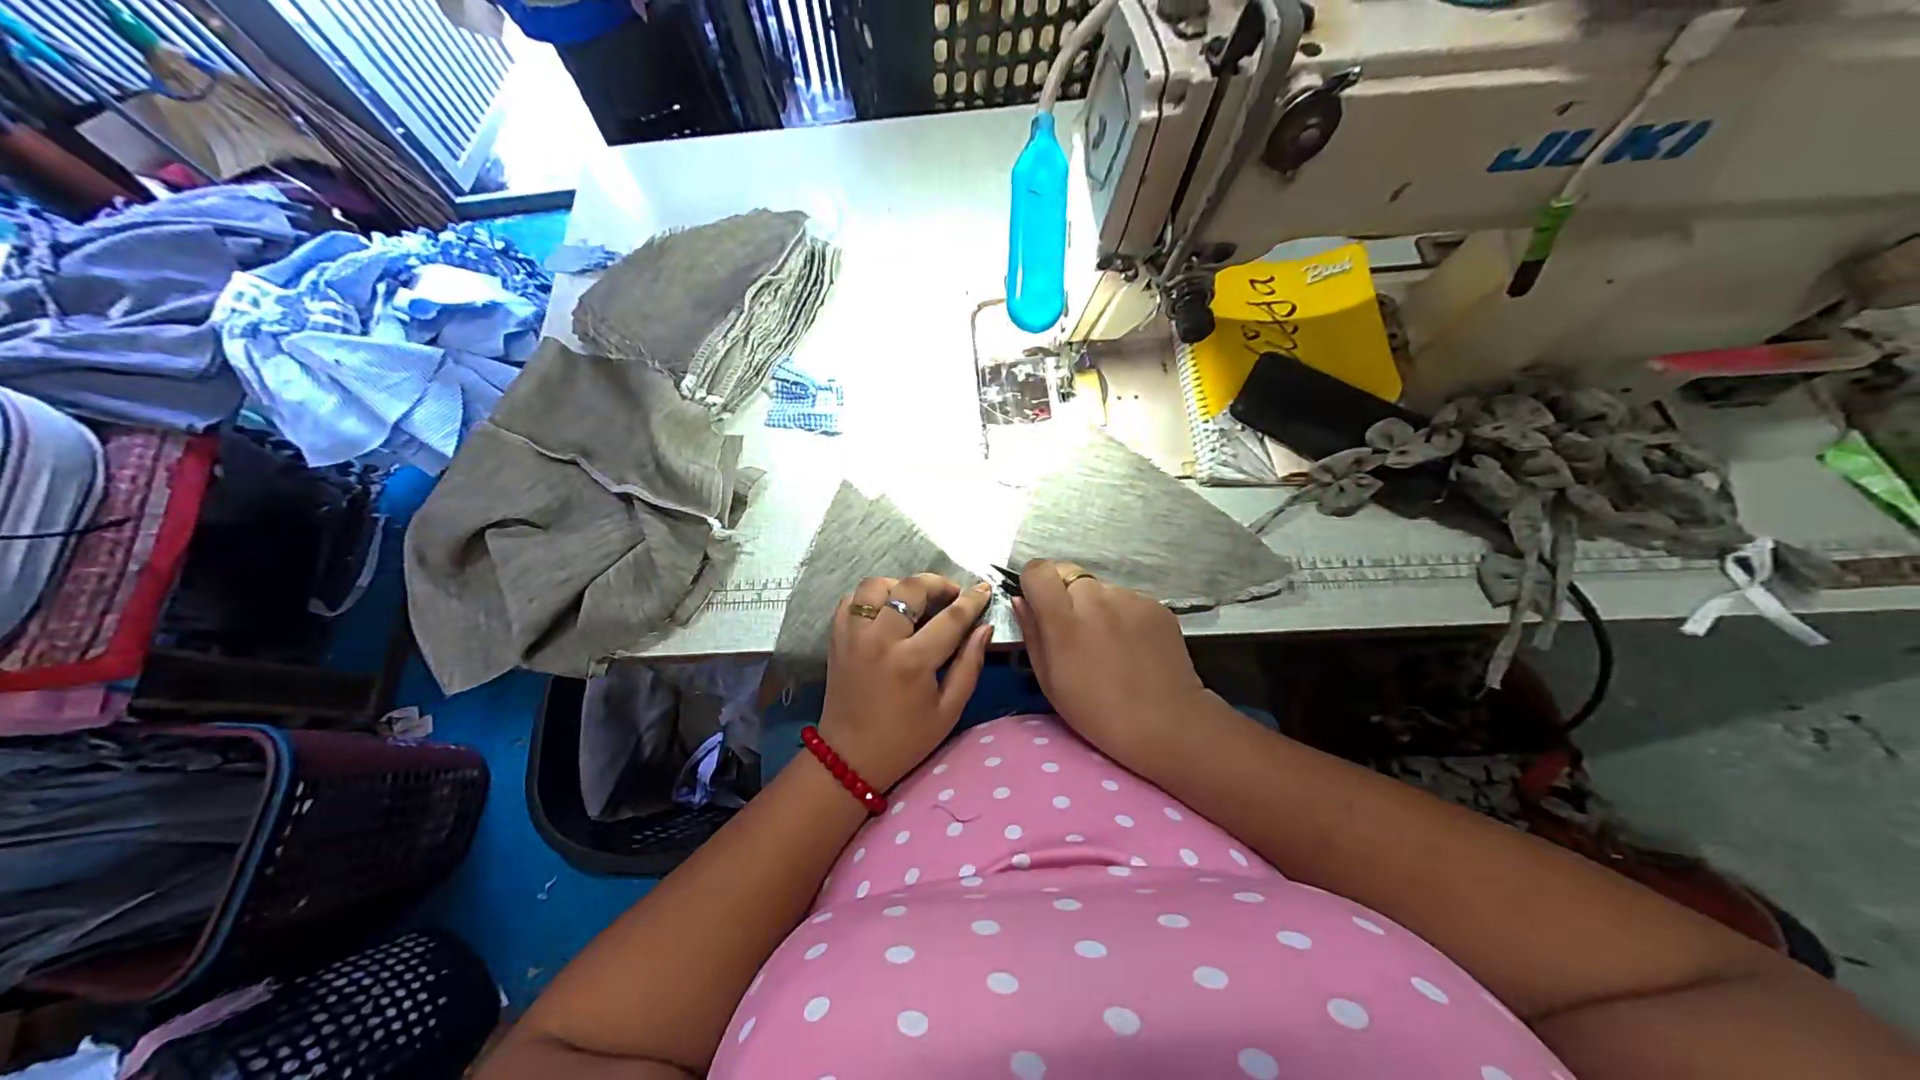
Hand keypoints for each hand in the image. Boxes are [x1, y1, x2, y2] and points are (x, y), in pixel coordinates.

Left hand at [816, 574, 993, 789]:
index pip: (950, 618)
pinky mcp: (836, 637)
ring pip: (875, 585)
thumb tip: (984, 627)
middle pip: (911, 589)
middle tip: (951, 595)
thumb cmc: (906, 739)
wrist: (849, 758)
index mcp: (912, 661)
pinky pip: (852, 600)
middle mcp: (880, 639)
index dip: (971, 600)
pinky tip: (886, 611)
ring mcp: (853, 635)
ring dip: (900, 586)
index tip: (984, 589)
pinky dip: (871, 597)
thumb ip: (969, 664)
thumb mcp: (949, 710)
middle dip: (937, 584)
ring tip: (915, 600)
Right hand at [1012, 559, 1211, 760]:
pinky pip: (1127, 599)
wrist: (1164, 723)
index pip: (1038, 570)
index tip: (1037, 601)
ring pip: (1100, 588)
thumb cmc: (1096, 711)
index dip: (1034, 582)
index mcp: (1064, 620)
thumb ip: (1032, 632)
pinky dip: (1122, 614)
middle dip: (1064, 594)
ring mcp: (1129, 599)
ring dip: (1095, 605)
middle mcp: (1096, 599)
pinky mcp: (1155, 604)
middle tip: (1074, 628)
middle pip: (1069, 574)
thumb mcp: (1049, 679)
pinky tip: (1130, 644)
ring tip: (1107, 641)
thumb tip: (1021, 600)